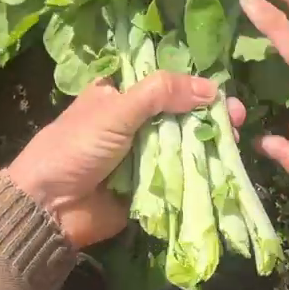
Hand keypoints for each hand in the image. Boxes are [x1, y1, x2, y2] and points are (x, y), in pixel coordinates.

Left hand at [4, 72, 243, 246]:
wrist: (50, 207)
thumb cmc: (76, 147)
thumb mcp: (117, 110)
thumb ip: (160, 94)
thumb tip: (211, 89)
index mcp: (119, 95)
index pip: (162, 82)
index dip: (193, 83)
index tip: (223, 89)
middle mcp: (133, 122)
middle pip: (178, 114)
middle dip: (208, 115)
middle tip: (238, 118)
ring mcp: (142, 155)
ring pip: (183, 144)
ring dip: (209, 143)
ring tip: (238, 140)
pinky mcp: (149, 186)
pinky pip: (180, 175)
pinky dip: (201, 172)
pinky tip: (228, 166)